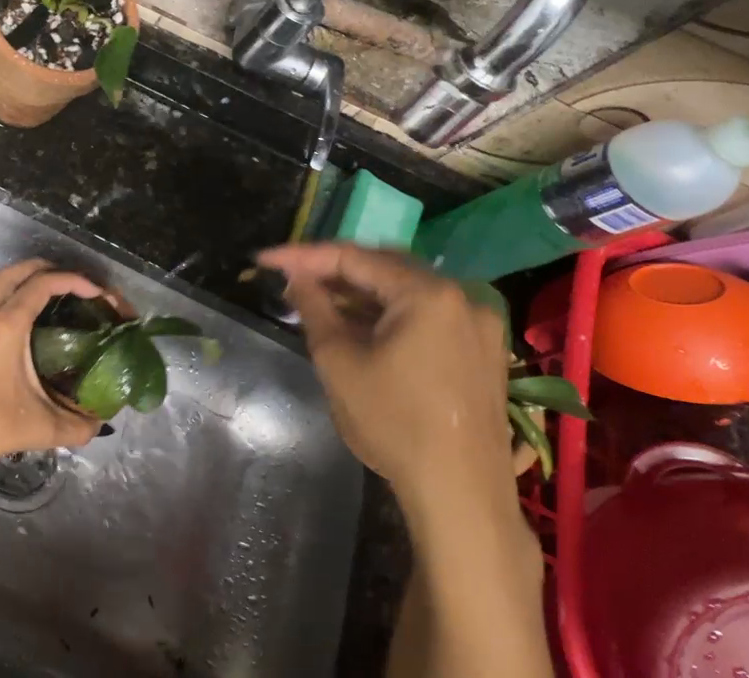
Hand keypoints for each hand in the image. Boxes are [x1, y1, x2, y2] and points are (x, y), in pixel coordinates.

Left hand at [0, 259, 102, 477]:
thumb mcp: (43, 428)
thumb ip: (78, 426)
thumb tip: (99, 422)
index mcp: (7, 325)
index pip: (42, 285)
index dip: (72, 280)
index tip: (94, 292)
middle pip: (15, 272)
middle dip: (46, 269)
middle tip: (72, 283)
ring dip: (19, 278)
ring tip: (42, 292)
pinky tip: (8, 313)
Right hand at [257, 244, 510, 500]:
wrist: (460, 492)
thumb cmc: (393, 422)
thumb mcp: (338, 361)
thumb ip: (315, 308)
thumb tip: (297, 278)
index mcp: (428, 294)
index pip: (354, 258)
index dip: (304, 256)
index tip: (266, 260)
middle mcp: (462, 298)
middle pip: (385, 268)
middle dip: (334, 271)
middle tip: (291, 279)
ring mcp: (478, 326)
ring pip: (406, 293)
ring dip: (361, 294)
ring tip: (317, 303)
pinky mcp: (482, 352)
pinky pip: (426, 316)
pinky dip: (389, 315)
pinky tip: (359, 328)